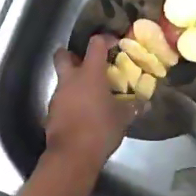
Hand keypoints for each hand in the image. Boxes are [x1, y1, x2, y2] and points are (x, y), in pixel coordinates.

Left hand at [45, 34, 138, 165]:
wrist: (72, 155)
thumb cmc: (100, 129)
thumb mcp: (123, 118)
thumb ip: (133, 107)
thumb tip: (144, 103)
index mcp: (90, 74)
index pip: (95, 44)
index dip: (105, 40)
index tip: (114, 44)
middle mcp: (70, 79)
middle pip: (62, 55)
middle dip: (72, 55)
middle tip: (85, 63)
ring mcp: (58, 96)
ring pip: (62, 79)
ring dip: (73, 82)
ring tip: (90, 94)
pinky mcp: (51, 112)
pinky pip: (61, 100)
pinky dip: (70, 101)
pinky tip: (82, 113)